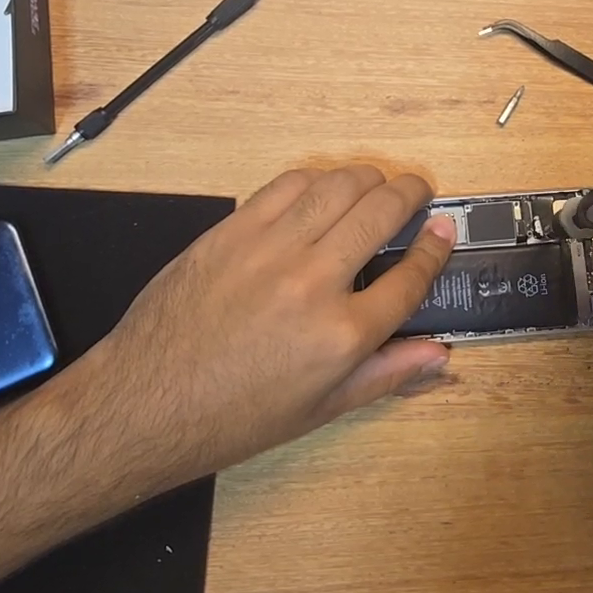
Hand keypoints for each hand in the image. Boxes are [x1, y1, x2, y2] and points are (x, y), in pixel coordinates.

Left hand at [77, 166, 455, 482]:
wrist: (147, 400)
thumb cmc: (236, 415)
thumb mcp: (320, 409)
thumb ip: (387, 375)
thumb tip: (442, 355)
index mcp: (342, 335)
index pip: (411, 276)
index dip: (437, 247)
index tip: (445, 229)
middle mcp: (314, 282)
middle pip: (381, 214)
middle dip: (412, 194)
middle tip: (419, 191)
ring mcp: (271, 249)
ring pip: (338, 186)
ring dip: (368, 177)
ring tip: (377, 183)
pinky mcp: (234, 229)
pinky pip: (287, 185)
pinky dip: (316, 179)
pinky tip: (322, 189)